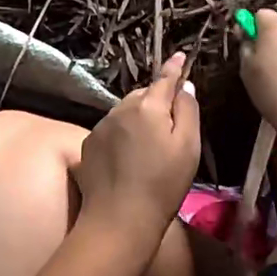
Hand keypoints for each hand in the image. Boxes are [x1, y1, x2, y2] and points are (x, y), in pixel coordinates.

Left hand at [74, 52, 200, 248]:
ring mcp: (101, 126)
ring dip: (138, 119)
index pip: (164, 79)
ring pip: (125, 112)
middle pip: (143, 95)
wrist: (119, 219)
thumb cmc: (163, 184)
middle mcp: (121, 109)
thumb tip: (184, 86)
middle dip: (156, 100)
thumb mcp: (188, 147)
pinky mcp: (89, 144)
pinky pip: (111, 130)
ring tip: (149, 145)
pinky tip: (128, 158)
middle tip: (170, 123)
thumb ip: (187, 111)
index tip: (180, 56)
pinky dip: (122, 135)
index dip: (174, 67)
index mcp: (148, 106)